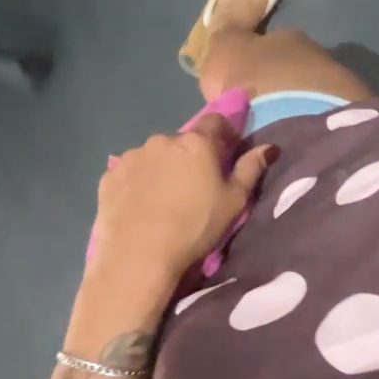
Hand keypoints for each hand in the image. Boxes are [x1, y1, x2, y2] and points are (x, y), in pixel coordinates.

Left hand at [90, 114, 275, 284]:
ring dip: (162, 168)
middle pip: (183, 141)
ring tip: (163, 199)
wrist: (138, 257)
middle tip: (194, 186)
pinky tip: (141, 206)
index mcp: (197, 142)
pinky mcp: (109, 176)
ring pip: (154, 155)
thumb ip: (251, 169)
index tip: (226, 155)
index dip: (223, 134)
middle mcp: (162, 140)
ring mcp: (132, 156)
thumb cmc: (195, 227)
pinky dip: (138, 182)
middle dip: (190, 156)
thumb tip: (269, 147)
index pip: (215, 121)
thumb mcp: (235, 201)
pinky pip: (130, 172)